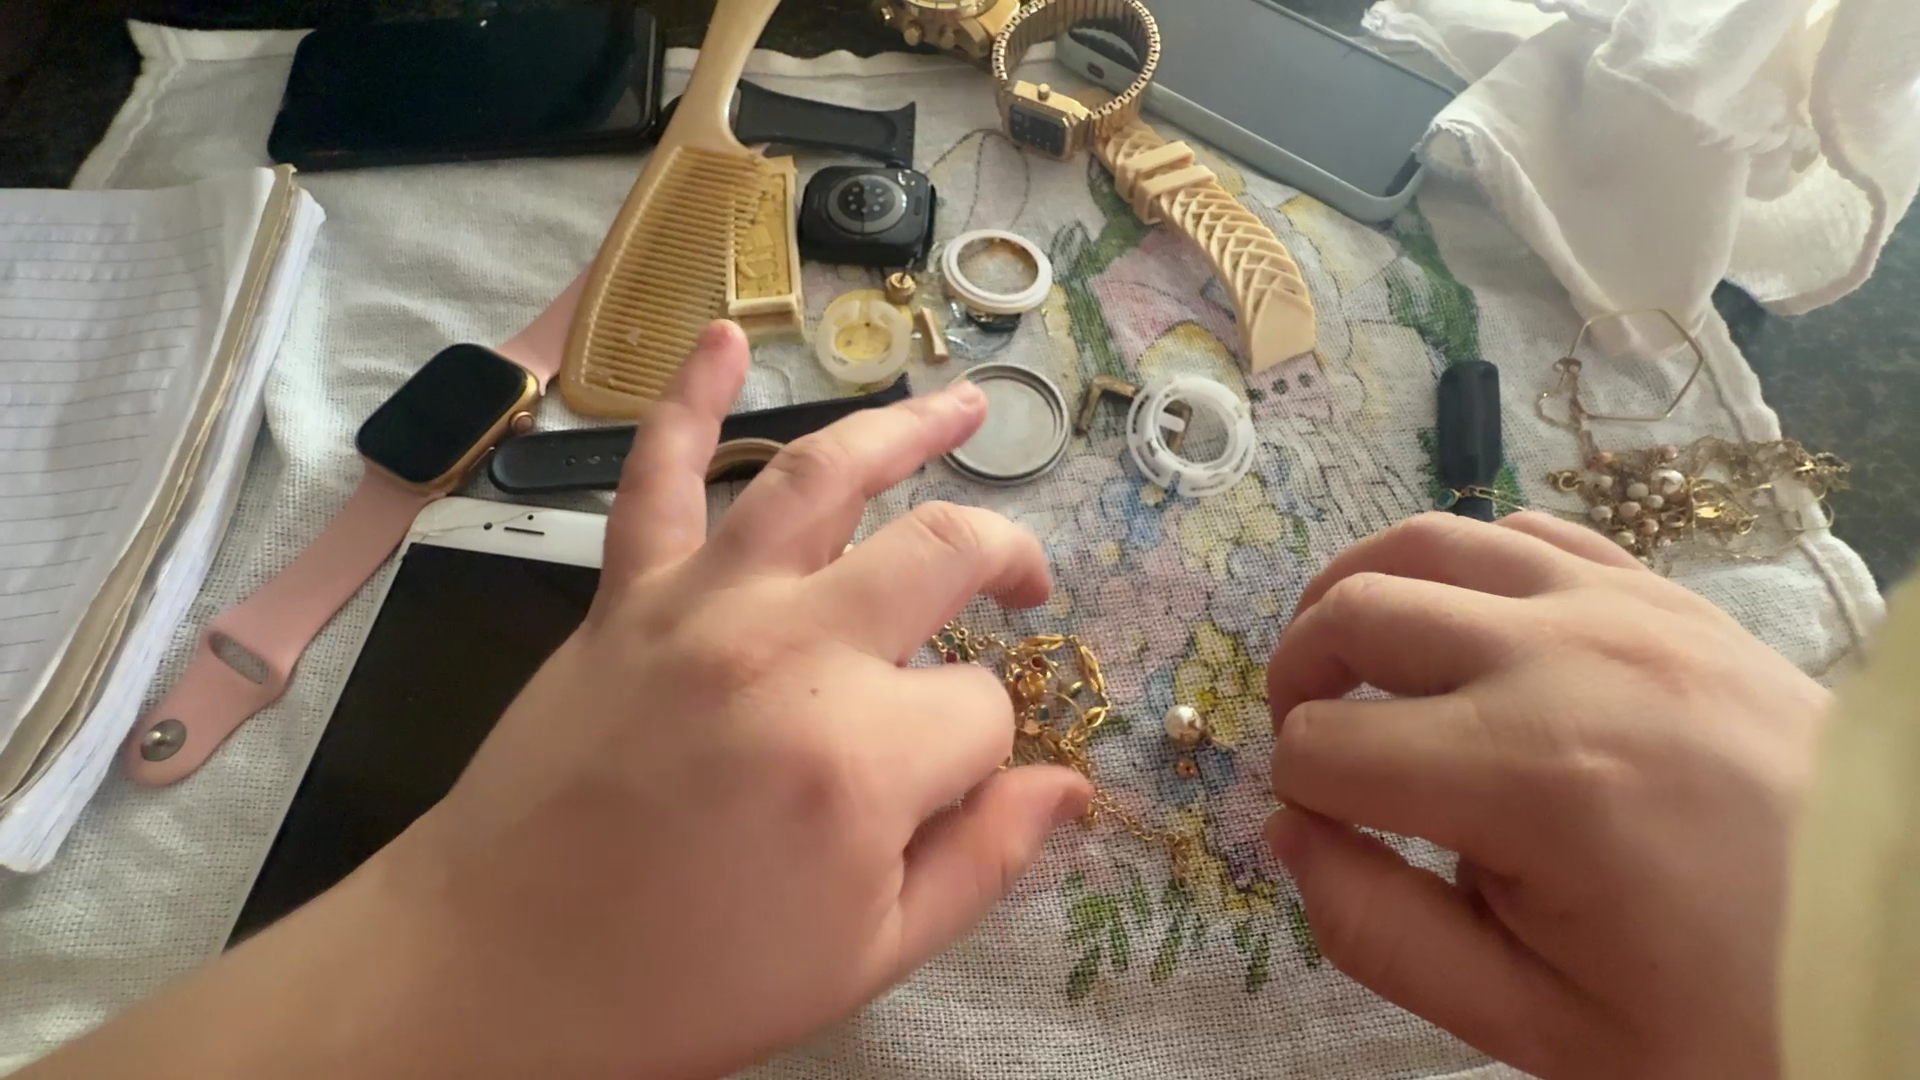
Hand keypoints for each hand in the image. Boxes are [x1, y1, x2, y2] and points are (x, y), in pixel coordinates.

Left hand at [384, 321, 1091, 1076]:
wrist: (498, 973)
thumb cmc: (694, 977)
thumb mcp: (872, 953)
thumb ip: (987, 860)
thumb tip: (1073, 788)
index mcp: (864, 758)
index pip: (987, 709)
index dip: (991, 748)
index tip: (964, 777)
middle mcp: (796, 651)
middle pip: (942, 553)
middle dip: (1008, 557)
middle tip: (1028, 581)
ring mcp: (707, 603)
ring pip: (823, 476)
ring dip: (905, 428)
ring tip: (961, 403)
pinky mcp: (631, 592)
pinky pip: (660, 473)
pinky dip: (689, 400)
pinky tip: (723, 341)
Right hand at [1264, 512, 1829, 1079]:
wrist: (1917, 965)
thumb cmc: (1727, 1012)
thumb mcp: (1530, 1022)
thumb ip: (1371, 928)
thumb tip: (1288, 827)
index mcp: (1535, 780)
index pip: (1324, 750)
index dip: (1298, 792)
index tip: (1331, 829)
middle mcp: (1567, 662)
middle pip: (1350, 617)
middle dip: (1293, 677)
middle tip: (1306, 732)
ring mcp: (1619, 608)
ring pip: (1419, 544)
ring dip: (1347, 596)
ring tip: (1343, 653)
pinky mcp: (1656, 592)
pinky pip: (1517, 533)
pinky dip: (1450, 567)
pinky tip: (1448, 622)